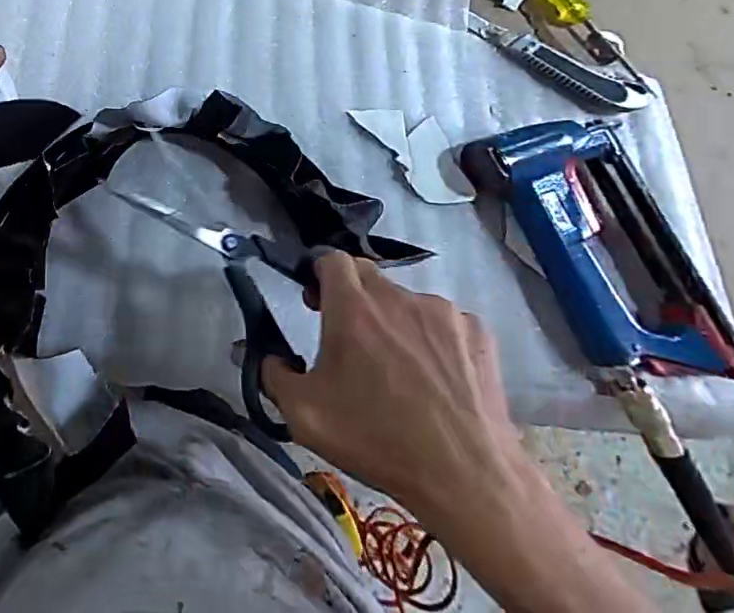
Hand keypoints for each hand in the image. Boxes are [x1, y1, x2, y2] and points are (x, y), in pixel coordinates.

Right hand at [260, 252, 525, 520]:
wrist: (464, 474)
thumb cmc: (377, 440)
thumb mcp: (307, 416)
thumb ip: (272, 375)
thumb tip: (257, 353)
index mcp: (353, 308)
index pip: (331, 259)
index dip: (319, 273)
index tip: (316, 302)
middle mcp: (398, 297)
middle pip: (368, 275)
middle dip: (352, 295)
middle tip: (350, 336)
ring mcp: (442, 311)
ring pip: (407, 301)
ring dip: (394, 321)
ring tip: (399, 369)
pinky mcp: (476, 330)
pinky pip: (444, 323)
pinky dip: (433, 340)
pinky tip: (437, 378)